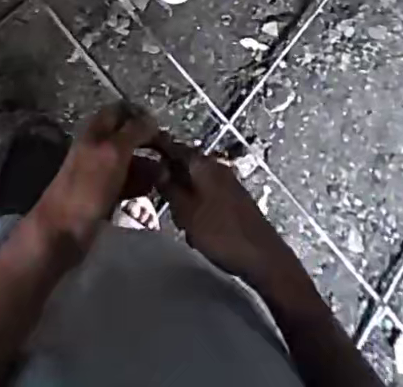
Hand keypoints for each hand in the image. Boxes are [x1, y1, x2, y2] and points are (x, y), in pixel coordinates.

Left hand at [26, 103, 160, 252]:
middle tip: (171, 155)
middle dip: (150, 144)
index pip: (121, 111)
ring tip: (166, 178)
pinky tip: (154, 191)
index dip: (142, 116)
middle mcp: (98, 147)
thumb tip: (152, 119)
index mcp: (96, 130)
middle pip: (128, 137)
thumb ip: (134, 131)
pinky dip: (141, 185)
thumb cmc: (87, 187)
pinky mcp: (103, 196)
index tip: (163, 129)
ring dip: (149, 167)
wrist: (61, 233)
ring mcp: (100, 172)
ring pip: (130, 161)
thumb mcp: (113, 152)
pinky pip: (127, 184)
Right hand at [156, 137, 290, 282]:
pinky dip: (195, 201)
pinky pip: (207, 191)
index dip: (157, 147)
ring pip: (196, 179)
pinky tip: (192, 220)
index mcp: (203, 164)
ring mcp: (227, 181)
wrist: (263, 255)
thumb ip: (170, 188)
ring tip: (172, 211)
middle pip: (185, 162)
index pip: (175, 146)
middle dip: (169, 173)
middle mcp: (216, 166)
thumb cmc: (221, 233)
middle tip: (152, 188)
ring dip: (182, 190)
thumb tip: (156, 166)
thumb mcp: (187, 212)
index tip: (139, 151)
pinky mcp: (234, 198)